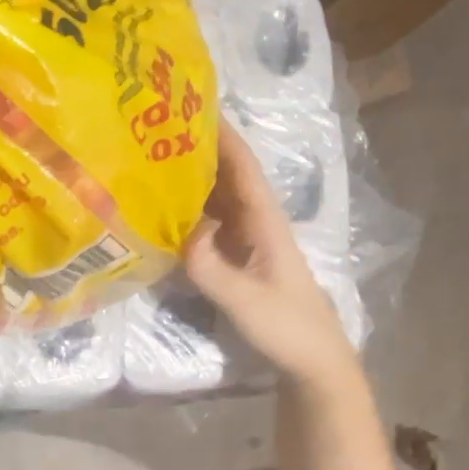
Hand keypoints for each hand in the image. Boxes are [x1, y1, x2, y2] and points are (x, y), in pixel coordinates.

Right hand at [184, 122, 357, 386]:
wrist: (314, 361)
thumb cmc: (288, 328)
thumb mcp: (246, 301)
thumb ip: (212, 269)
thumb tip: (182, 234)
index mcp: (266, 224)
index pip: (244, 169)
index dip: (223, 138)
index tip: (195, 107)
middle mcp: (258, 225)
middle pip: (228, 179)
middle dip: (200, 153)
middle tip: (159, 133)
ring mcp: (249, 245)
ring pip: (219, 203)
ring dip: (193, 183)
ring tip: (154, 164)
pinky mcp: (240, 264)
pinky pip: (213, 229)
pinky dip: (191, 217)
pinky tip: (166, 216)